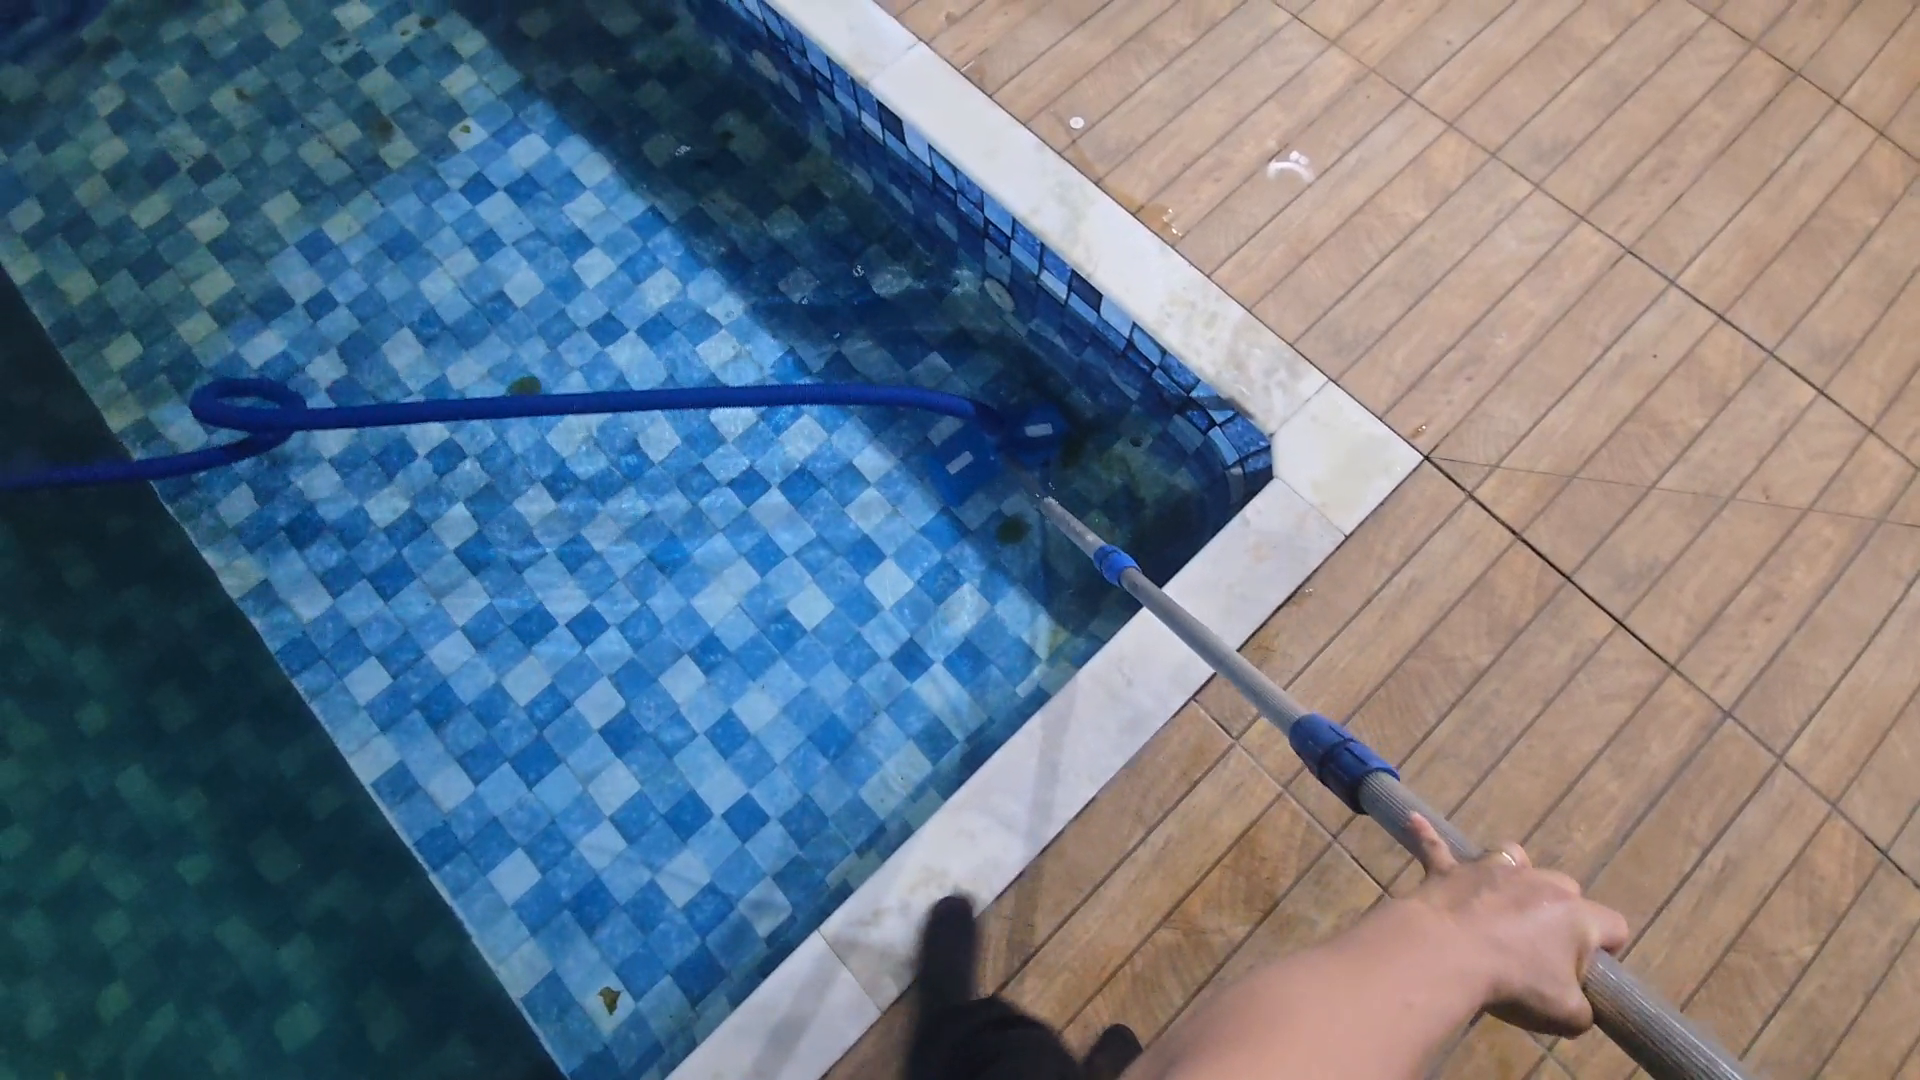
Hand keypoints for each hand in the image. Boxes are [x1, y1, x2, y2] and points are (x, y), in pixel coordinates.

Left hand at [1402, 814, 1628, 1036]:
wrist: (1446, 951)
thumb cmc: (1514, 982)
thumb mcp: (1567, 1013)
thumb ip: (1580, 1005)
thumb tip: (1573, 1002)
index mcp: (1575, 915)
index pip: (1614, 924)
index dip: (1608, 947)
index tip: (1593, 967)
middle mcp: (1535, 881)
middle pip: (1564, 886)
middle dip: (1562, 911)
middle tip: (1544, 945)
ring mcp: (1487, 869)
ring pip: (1509, 856)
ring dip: (1512, 872)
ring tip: (1507, 892)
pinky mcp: (1447, 870)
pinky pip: (1435, 846)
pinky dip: (1425, 834)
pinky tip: (1412, 819)